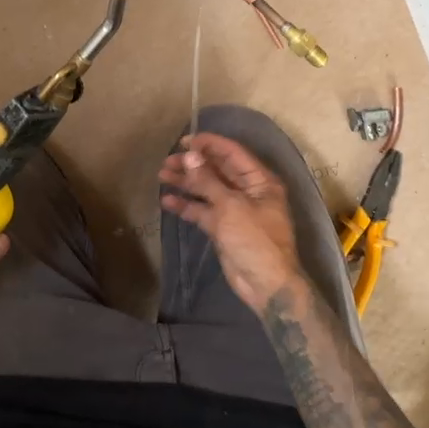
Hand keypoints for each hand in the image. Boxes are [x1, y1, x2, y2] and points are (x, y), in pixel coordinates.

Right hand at [158, 133, 303, 312]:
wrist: (266, 285)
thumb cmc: (255, 239)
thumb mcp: (231, 206)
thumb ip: (208, 180)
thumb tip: (189, 155)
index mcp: (259, 180)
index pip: (232, 153)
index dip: (209, 144)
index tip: (184, 142)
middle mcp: (248, 191)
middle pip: (217, 170)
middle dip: (193, 164)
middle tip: (168, 161)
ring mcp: (235, 210)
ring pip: (207, 190)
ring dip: (186, 182)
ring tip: (162, 176)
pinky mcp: (223, 228)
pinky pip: (203, 210)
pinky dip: (187, 205)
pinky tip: (167, 201)